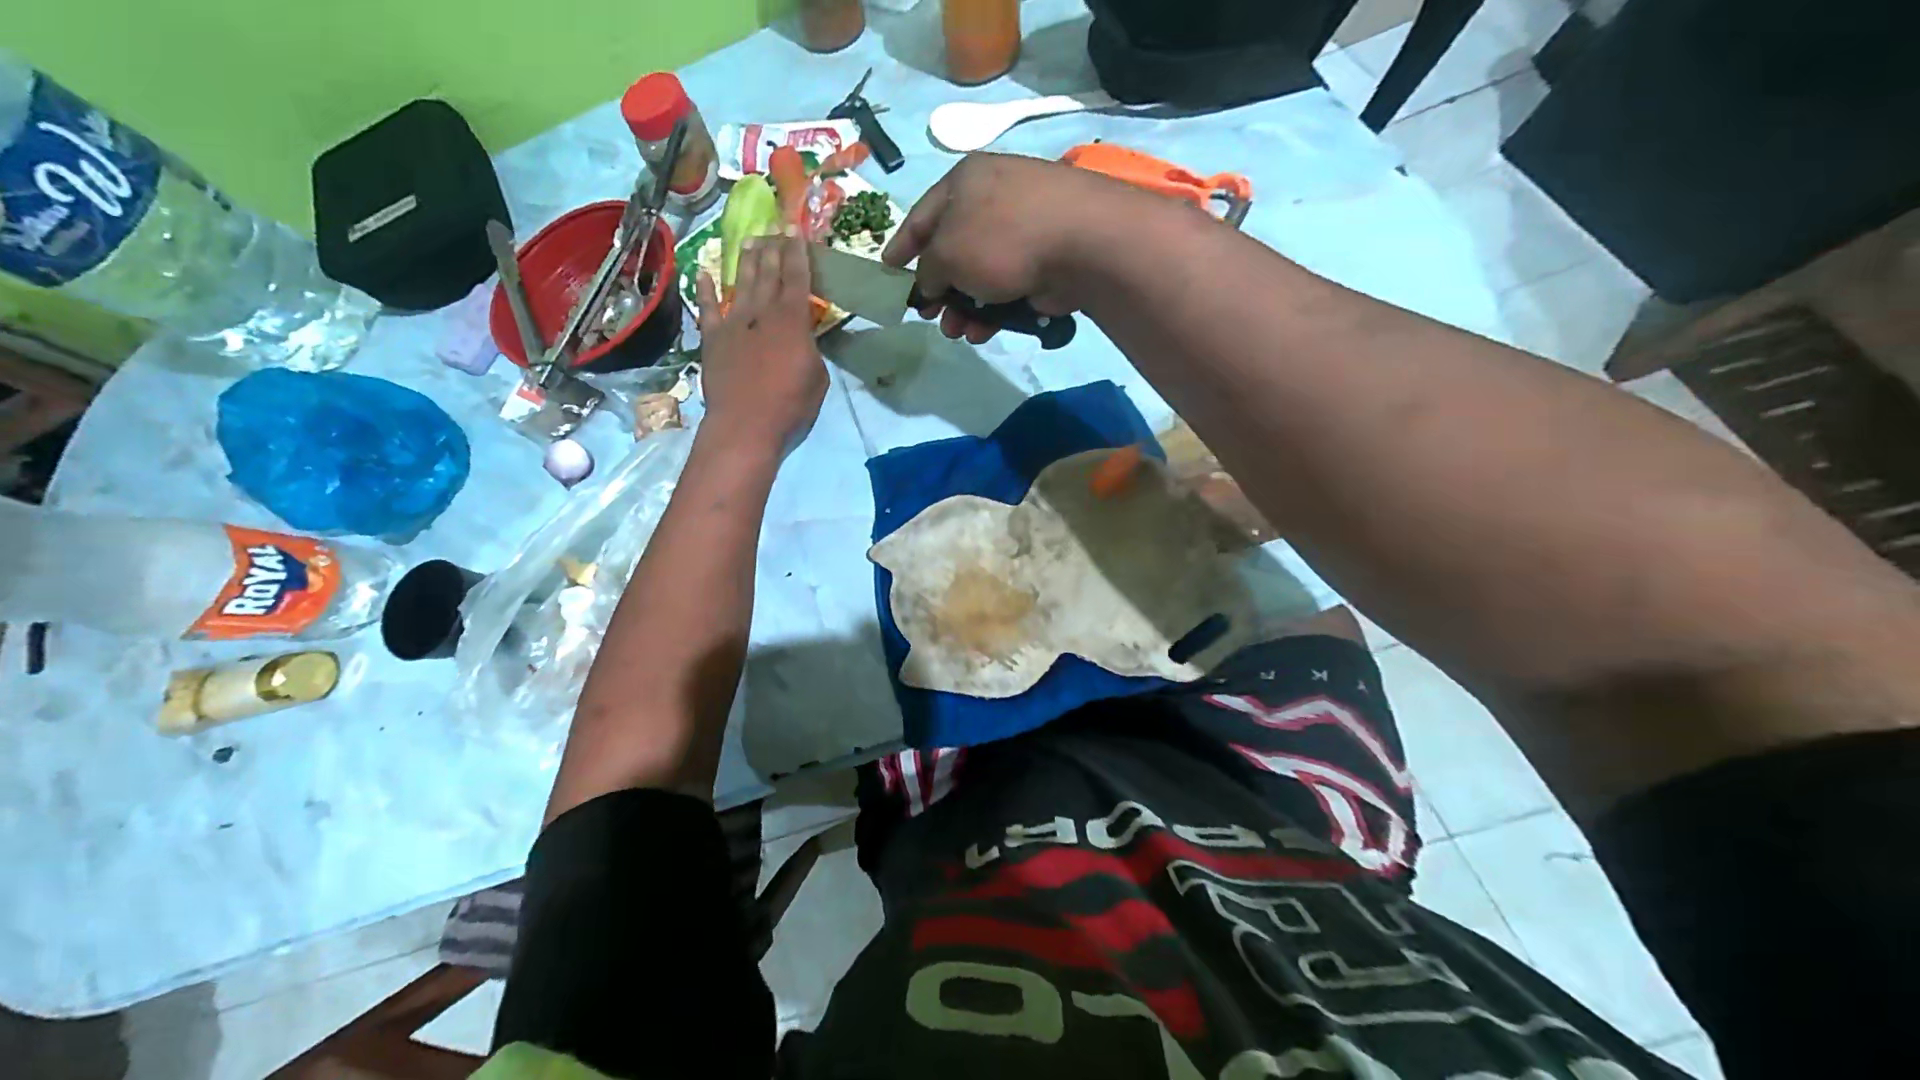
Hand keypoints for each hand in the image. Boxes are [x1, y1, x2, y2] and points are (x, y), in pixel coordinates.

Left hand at [694, 234, 827, 451]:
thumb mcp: (817, 377)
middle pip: (768, 273)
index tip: (795, 229)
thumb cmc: (790, 405)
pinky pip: (707, 309)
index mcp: (792, 321)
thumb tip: (803, 338)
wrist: (745, 424)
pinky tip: (703, 273)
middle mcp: (761, 313)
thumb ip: (810, 350)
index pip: (796, 277)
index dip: (797, 252)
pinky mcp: (712, 339)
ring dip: (746, 261)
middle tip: (774, 226)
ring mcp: (733, 324)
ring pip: (741, 284)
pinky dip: (705, 290)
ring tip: (750, 240)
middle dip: (773, 248)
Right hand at [881, 152, 1148, 343]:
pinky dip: (993, 310)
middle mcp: (993, 199)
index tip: (888, 271)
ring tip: (957, 333)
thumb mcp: (946, 254)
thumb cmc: (1001, 237)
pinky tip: (984, 332)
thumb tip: (928, 284)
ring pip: (981, 275)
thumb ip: (926, 272)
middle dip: (938, 290)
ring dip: (964, 308)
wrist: (1079, 244)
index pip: (920, 216)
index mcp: (964, 182)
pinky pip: (1008, 287)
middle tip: (928, 317)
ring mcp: (1023, 229)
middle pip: (953, 250)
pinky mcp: (1046, 259)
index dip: (901, 246)